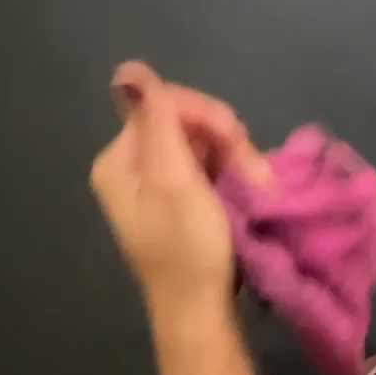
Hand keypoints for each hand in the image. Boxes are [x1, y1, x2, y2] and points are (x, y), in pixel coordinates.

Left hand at [90, 61, 268, 311]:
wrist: (200, 307)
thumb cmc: (188, 246)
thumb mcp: (175, 181)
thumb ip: (157, 122)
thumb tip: (128, 67)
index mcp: (120, 159)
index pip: (167, 105)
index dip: (209, 116)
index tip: (239, 141)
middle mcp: (133, 165)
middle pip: (188, 122)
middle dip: (228, 141)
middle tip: (251, 172)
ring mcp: (158, 182)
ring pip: (207, 142)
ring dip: (237, 158)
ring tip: (255, 187)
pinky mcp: (182, 197)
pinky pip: (211, 164)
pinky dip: (234, 173)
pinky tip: (248, 190)